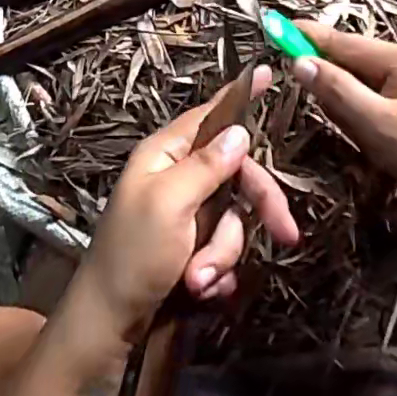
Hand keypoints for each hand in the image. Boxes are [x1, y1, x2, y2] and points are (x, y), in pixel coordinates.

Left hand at [74, 67, 299, 340]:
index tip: (268, 74)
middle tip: (286, 235)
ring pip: (233, 219)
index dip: (239, 99)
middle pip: (237, 174)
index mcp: (164, 155)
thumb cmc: (134, 254)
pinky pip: (223, 248)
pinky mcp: (190, 244)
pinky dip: (216, 271)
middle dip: (254, 210)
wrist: (110, 321)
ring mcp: (185, 212)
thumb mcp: (170, 204)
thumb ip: (206, 167)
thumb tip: (239, 131)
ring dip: (221, 255)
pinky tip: (200, 290)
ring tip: (196, 280)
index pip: (208, 117)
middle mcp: (177, 176)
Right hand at [287, 21, 396, 200]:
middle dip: (327, 76)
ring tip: (354, 129)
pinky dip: (359, 109)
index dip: (305, 36)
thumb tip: (299, 62)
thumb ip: (336, 89)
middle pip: (348, 58)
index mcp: (396, 58)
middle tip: (315, 99)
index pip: (340, 40)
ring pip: (358, 79)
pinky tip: (367, 132)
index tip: (274, 28)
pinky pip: (371, 95)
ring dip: (344, 98)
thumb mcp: (375, 122)